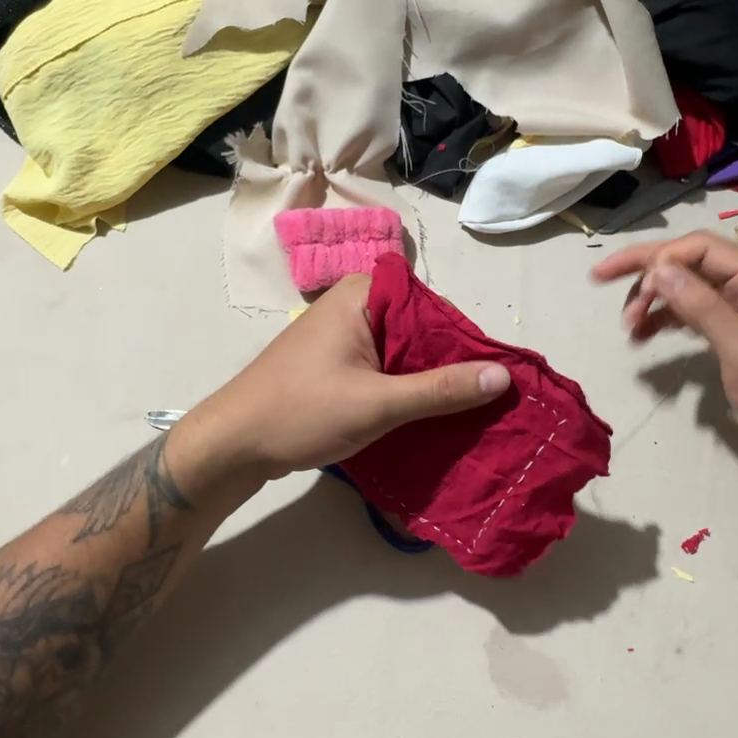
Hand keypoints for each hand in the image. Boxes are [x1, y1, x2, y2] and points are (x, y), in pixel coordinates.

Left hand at [171, 273, 509, 486]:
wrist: (233, 444)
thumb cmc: (301, 412)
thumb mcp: (378, 403)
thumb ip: (440, 389)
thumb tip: (503, 376)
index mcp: (363, 293)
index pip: (433, 306)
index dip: (464, 340)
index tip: (493, 377)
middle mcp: (356, 302)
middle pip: (420, 329)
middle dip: (450, 363)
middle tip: (487, 401)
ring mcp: (345, 332)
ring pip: (404, 350)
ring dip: (429, 380)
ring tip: (466, 412)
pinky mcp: (339, 360)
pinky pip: (386, 366)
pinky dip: (406, 388)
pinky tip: (429, 416)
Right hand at [591, 231, 737, 457]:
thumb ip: (703, 308)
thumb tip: (660, 270)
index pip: (699, 248)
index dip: (658, 257)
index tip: (625, 284)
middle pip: (687, 259)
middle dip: (644, 268)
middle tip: (599, 277)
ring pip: (684, 283)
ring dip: (651, 298)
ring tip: (626, 325)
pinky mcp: (732, 324)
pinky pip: (690, 308)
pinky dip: (664, 317)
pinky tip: (641, 335)